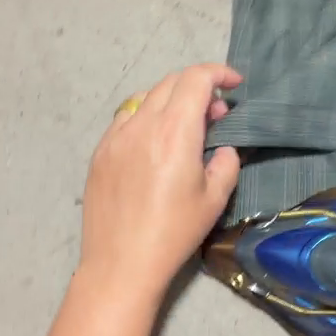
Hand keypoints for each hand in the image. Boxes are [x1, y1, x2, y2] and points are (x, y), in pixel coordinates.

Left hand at [78, 64, 242, 297]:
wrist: (121, 262)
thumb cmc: (173, 233)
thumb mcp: (214, 200)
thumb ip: (225, 164)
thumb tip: (222, 148)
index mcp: (174, 131)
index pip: (195, 79)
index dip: (219, 73)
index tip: (235, 85)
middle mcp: (142, 124)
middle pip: (171, 82)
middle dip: (199, 88)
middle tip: (216, 116)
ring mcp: (115, 136)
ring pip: (146, 98)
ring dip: (171, 101)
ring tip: (184, 129)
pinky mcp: (100, 152)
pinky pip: (125, 119)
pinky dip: (146, 118)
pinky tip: (153, 144)